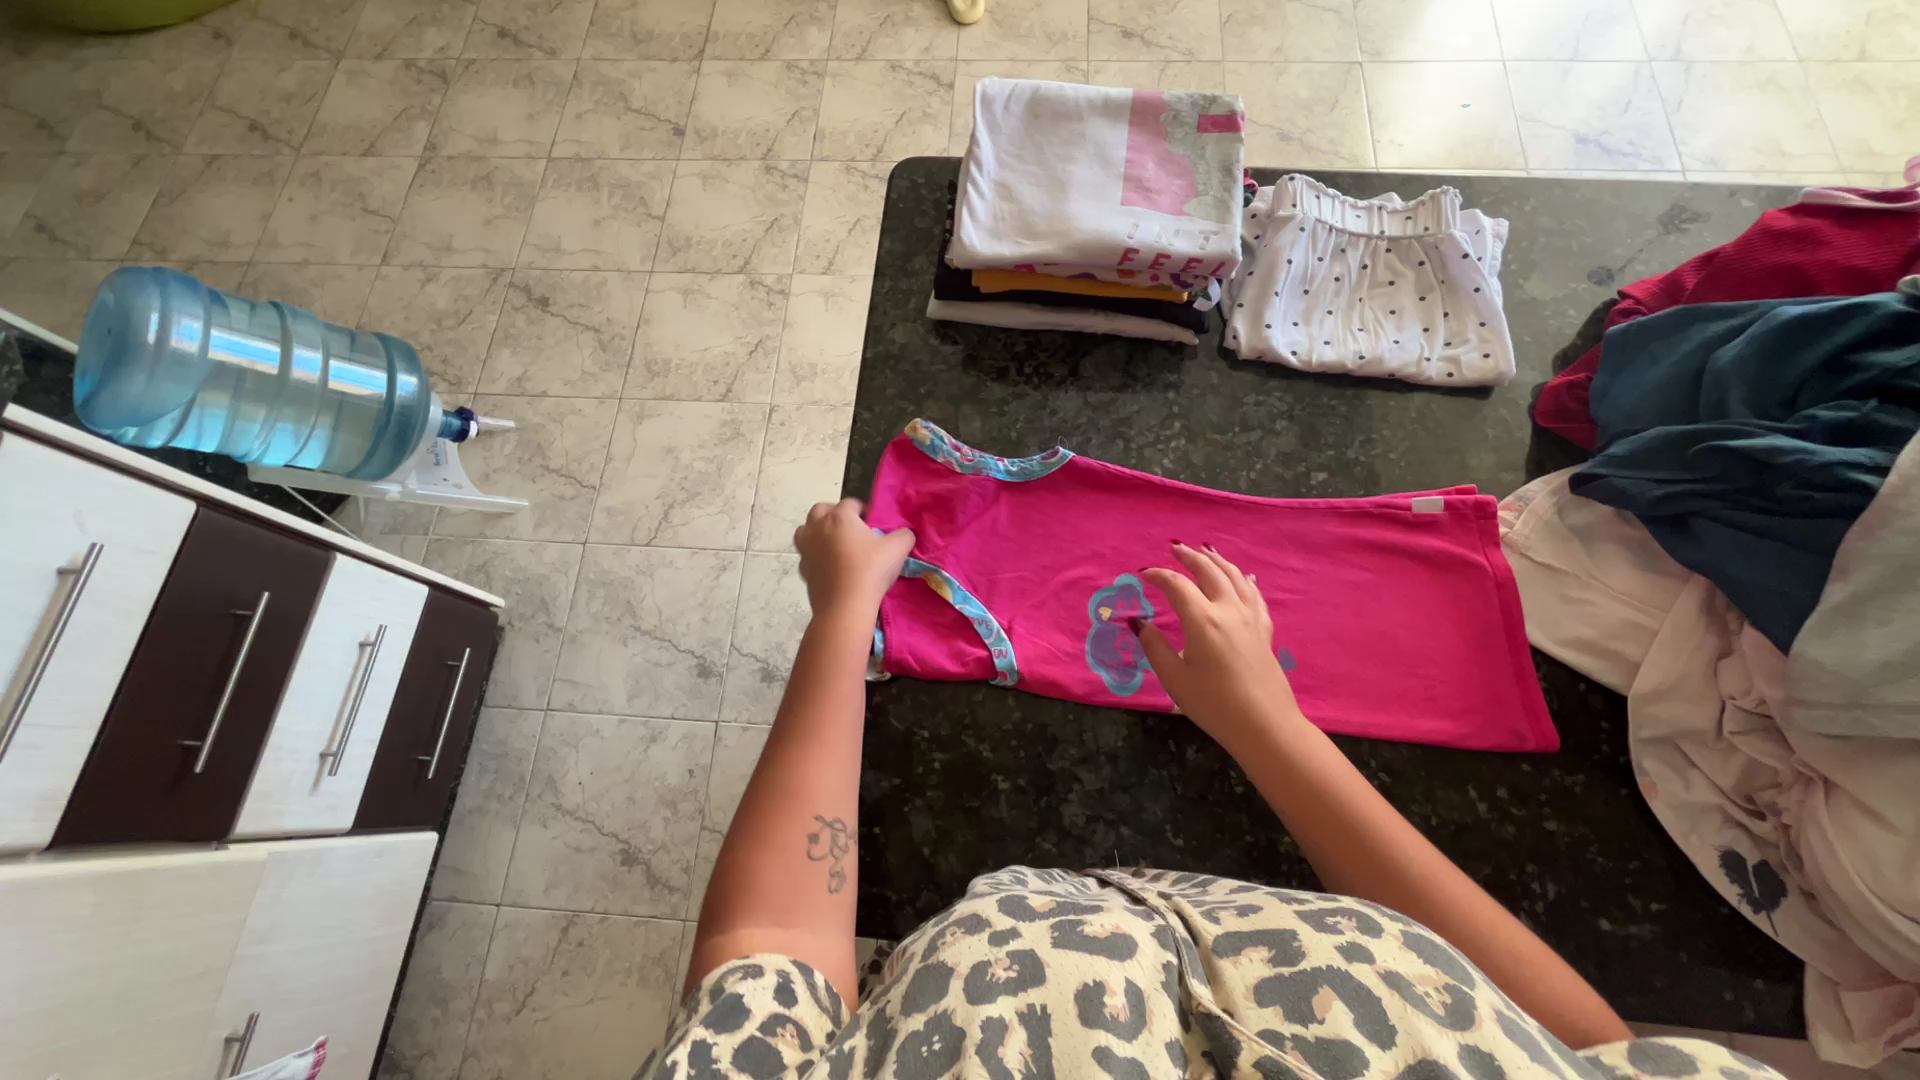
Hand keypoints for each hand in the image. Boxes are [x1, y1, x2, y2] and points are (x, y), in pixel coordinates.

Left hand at [794, 499, 914, 619]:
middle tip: (851, 529)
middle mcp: (818, 527)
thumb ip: (904, 535)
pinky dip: (815, 555)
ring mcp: (806, 548)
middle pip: (821, 510)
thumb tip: (904, 533)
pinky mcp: (803, 569)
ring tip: (834, 543)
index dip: (865, 510)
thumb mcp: (898, 549)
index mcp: (840, 516)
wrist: (845, 606)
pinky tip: (829, 565)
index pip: (852, 503)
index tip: (875, 524)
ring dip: (818, 531)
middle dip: (835, 514)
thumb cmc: (871, 570)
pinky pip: (807, 554)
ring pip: (806, 529)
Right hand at [1134, 543, 1304, 750]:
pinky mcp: (1264, 630)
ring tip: (1205, 551)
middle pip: (1209, 571)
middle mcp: (1228, 610)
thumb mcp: (1174, 678)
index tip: (1143, 574)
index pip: (1177, 585)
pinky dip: (1244, 580)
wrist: (1264, 724)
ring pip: (1235, 577)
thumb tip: (1139, 623)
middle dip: (1189, 557)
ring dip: (1217, 560)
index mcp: (1202, 620)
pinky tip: (1244, 577)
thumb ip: (1155, 647)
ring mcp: (1250, 618)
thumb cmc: (1213, 704)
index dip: (1158, 576)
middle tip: (1175, 548)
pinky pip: (1254, 594)